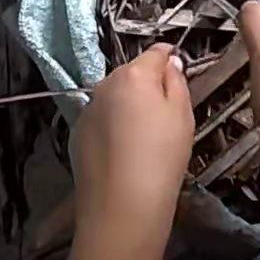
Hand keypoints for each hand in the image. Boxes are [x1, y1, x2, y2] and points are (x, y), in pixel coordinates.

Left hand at [71, 44, 193, 246]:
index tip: (178, 69)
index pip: (155, 53)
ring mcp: (88, 107)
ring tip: (143, 134)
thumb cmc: (162, 157)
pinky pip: (101, 117)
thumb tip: (170, 62)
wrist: (121, 206)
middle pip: (132, 73)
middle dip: (147, 83)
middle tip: (165, 111)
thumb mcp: (182, 117)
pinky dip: (113, 124)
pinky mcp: (78, 131)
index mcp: (134, 75)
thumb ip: (177, 82)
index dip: (169, 57)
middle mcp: (105, 83)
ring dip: (128, 103)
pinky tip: (123, 149)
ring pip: (114, 95)